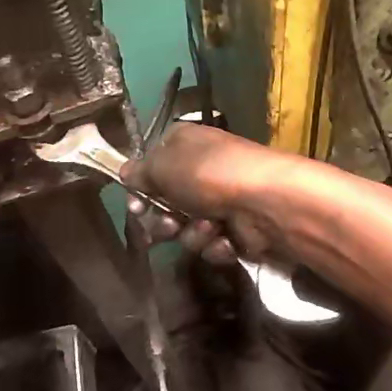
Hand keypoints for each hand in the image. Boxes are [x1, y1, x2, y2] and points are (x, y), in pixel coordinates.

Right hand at [120, 124, 296, 262]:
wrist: (265, 202)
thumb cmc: (208, 174)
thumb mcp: (162, 165)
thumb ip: (139, 172)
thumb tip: (125, 172)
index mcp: (184, 145)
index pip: (152, 167)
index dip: (141, 189)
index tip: (136, 205)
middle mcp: (201, 170)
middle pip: (166, 205)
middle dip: (164, 220)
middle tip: (168, 225)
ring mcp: (221, 201)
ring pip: (186, 230)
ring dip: (192, 234)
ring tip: (208, 227)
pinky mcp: (237, 230)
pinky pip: (211, 245)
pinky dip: (216, 245)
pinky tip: (226, 239)